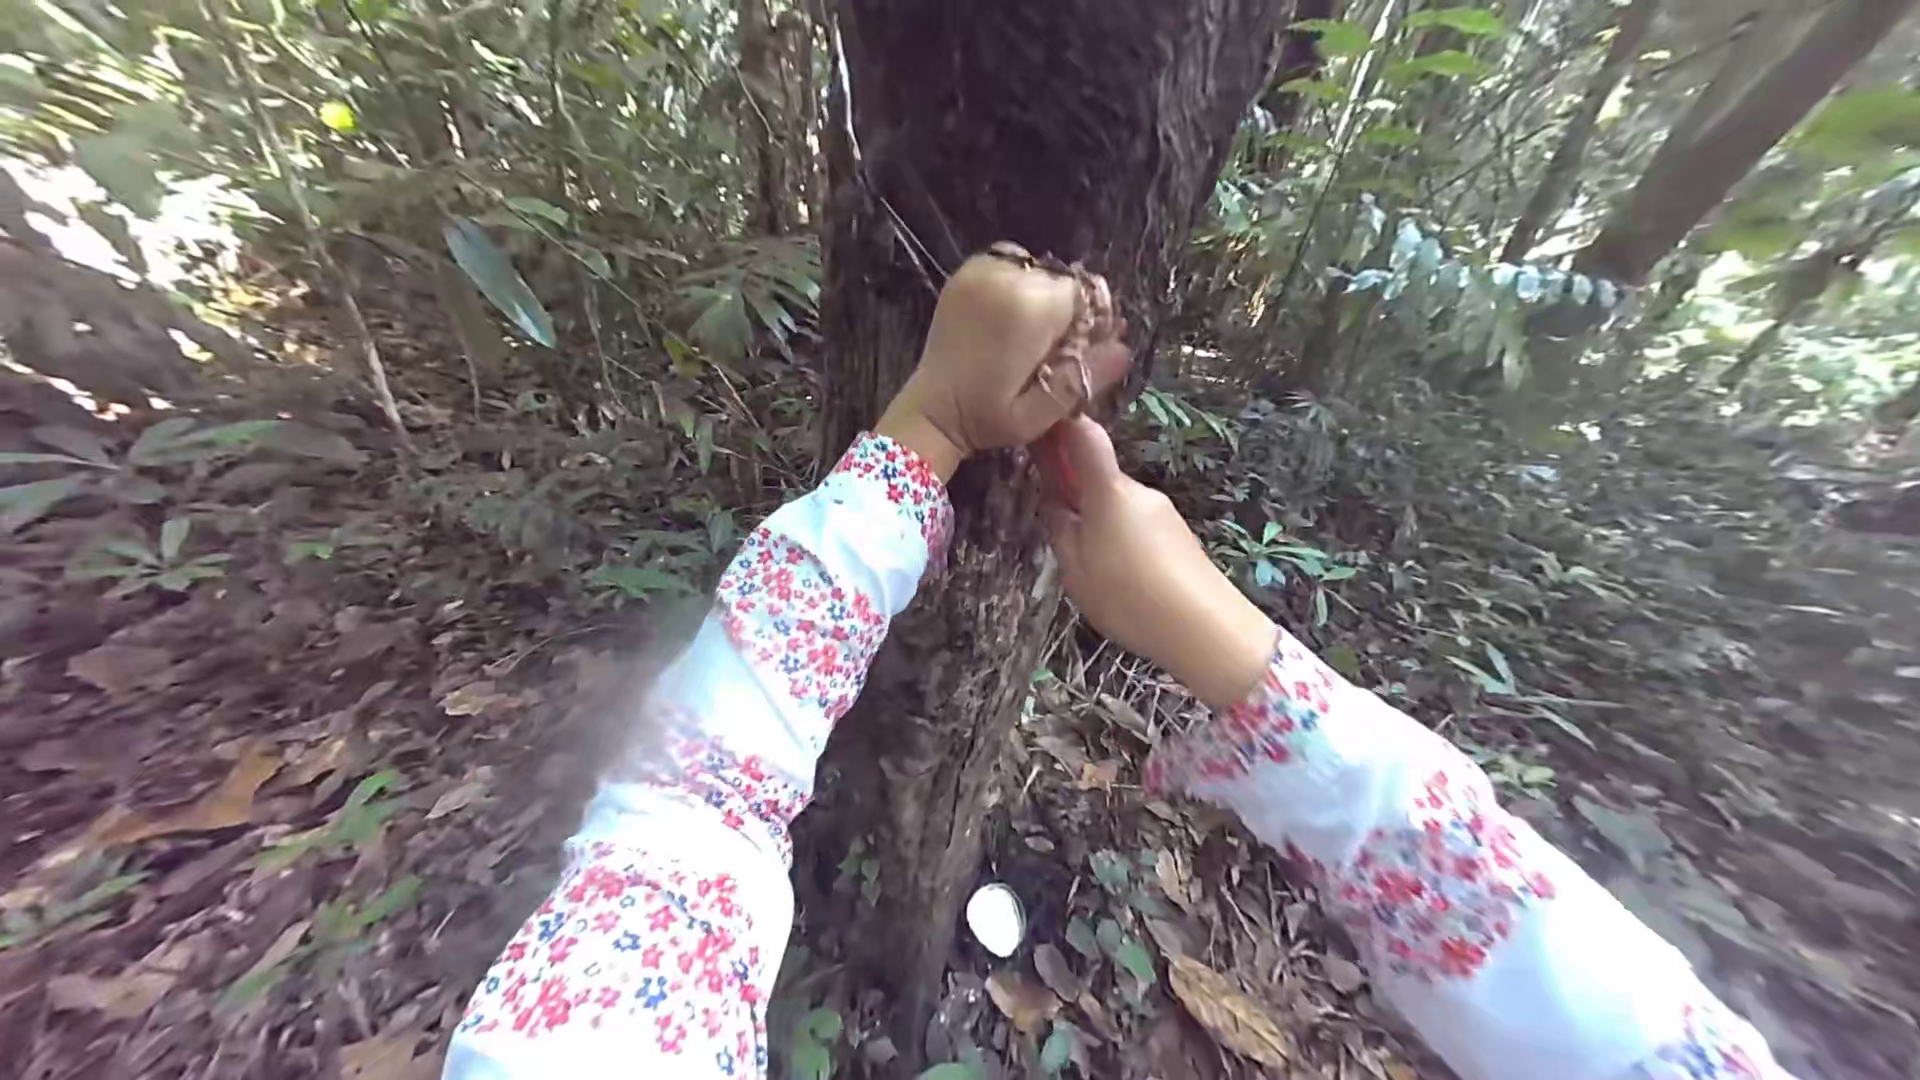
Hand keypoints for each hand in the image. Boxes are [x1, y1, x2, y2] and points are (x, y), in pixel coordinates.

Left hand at [875, 248, 1130, 479]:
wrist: (931, 411)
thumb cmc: (986, 418)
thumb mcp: (1041, 412)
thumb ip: (1083, 377)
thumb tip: (1124, 349)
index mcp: (1030, 307)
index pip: (1088, 296)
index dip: (1090, 326)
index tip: (1075, 355)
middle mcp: (1008, 276)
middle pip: (1063, 283)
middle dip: (1064, 314)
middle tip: (1047, 354)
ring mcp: (982, 269)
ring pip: (1039, 272)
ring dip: (1041, 300)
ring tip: (1023, 339)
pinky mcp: (965, 272)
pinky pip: (1010, 265)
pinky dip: (1016, 287)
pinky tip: (1006, 320)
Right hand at [1040, 416, 1275, 708]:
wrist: (1205, 630)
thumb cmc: (1128, 597)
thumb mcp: (1075, 568)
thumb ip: (1059, 527)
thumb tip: (1053, 499)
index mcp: (1109, 491)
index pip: (1084, 435)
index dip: (1060, 429)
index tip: (1038, 439)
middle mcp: (1138, 491)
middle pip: (1099, 477)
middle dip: (1076, 495)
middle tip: (1060, 534)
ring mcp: (1161, 512)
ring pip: (1117, 505)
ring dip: (1098, 522)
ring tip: (1093, 568)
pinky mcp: (1176, 533)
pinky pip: (1136, 524)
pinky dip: (1121, 539)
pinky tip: (1122, 577)